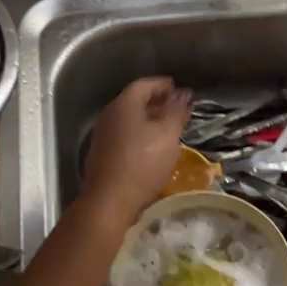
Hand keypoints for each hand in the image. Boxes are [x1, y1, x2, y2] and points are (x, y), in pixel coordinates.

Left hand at [80, 77, 194, 220]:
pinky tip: (152, 149)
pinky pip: (124, 136)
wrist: (109, 201)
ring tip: (169, 129)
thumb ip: (176, 111)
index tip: (179, 90)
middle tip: (178, 109)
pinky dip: (140, 135)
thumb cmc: (142, 163)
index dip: (163, 84)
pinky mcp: (102, 155)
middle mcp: (109, 115)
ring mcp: (103, 136)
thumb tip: (183, 93)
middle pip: (135, 101)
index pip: (144, 84)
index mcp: (124, 104)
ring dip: (149, 120)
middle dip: (158, 102)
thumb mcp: (167, 134)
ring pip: (129, 120)